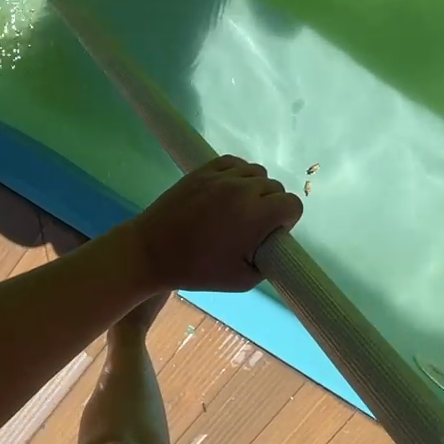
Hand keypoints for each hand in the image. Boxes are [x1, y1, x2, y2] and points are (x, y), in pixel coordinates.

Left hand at [122, 156, 302, 293]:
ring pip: (256, 172)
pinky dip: (237, 174)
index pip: (292, 204)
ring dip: (255, 189)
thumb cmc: (197, 269)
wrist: (151, 250)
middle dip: (271, 206)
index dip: (286, 220)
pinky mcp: (202, 170)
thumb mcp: (243, 280)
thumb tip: (274, 244)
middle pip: (275, 187)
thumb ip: (268, 261)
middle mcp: (242, 189)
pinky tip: (229, 191)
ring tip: (238, 208)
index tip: (270, 234)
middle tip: (251, 226)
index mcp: (255, 215)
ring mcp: (220, 176)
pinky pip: (234, 162)